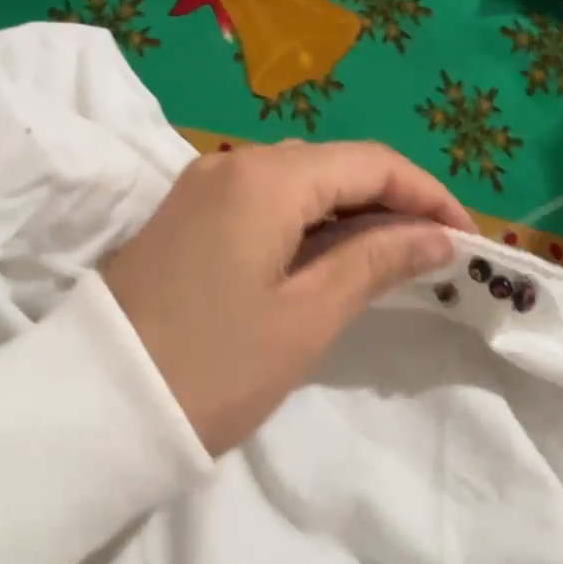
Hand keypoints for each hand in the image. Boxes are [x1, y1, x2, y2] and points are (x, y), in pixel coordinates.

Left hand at [102, 141, 472, 455]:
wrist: (97, 401)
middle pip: (333, 163)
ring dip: (349, 209)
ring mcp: (203, 184)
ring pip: (298, 179)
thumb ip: (375, 261)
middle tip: (433, 253)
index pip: (370, 162)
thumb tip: (435, 235)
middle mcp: (233, 162)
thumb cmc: (212, 365)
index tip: (465, 238)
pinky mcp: (187, 211)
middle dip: (390, 200)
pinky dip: (307, 219)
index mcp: (266, 178)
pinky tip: (328, 254)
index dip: (426, 194)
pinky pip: (263, 198)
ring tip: (390, 257)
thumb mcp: (306, 318)